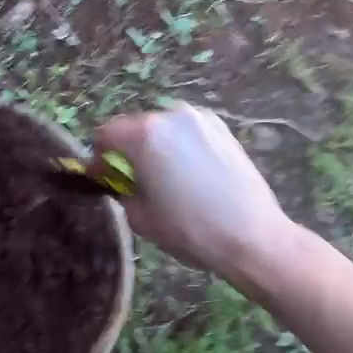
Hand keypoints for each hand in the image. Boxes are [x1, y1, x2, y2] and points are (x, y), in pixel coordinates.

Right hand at [94, 99, 300, 289]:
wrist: (254, 238)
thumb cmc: (191, 229)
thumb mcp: (140, 217)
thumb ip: (122, 191)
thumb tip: (122, 182)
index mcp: (144, 134)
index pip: (104, 134)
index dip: (98, 157)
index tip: (105, 179)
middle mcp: (169, 115)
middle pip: (133, 126)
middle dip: (127, 149)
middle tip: (136, 179)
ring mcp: (199, 118)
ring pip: (162, 127)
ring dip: (155, 145)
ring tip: (168, 176)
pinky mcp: (222, 128)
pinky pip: (187, 131)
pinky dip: (181, 145)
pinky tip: (193, 172)